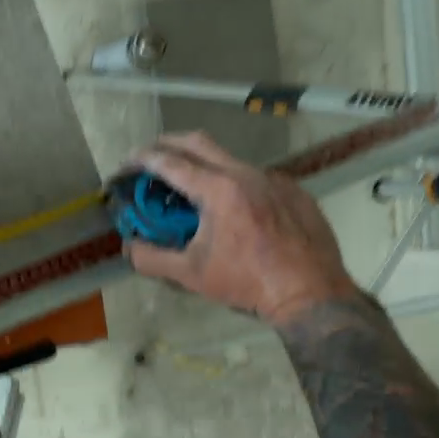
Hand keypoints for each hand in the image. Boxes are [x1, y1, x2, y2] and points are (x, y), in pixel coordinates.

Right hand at [124, 132, 358, 325]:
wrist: (313, 295)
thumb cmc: (247, 283)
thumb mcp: (189, 274)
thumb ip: (150, 258)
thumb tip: (128, 247)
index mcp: (219, 190)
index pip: (171, 162)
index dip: (142, 159)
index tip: (125, 163)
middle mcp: (247, 174)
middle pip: (198, 142)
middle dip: (167, 144)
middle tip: (148, 157)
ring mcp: (275, 180)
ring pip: (228, 159)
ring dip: (201, 164)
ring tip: (187, 188)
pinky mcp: (294, 191)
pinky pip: (255, 177)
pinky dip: (232, 182)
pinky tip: (229, 209)